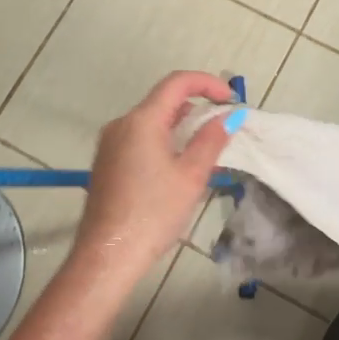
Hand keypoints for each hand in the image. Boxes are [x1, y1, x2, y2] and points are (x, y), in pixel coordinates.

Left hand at [71, 71, 239, 281]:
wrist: (108, 256)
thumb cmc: (153, 213)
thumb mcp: (191, 176)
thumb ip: (211, 140)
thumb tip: (227, 117)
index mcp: (141, 121)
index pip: (177, 83)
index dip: (208, 83)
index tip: (231, 101)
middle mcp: (121, 124)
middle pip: (163, 100)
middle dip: (197, 106)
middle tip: (223, 126)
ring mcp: (110, 144)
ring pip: (151, 121)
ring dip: (181, 125)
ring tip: (206, 148)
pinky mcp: (106, 162)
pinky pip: (139, 138)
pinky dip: (163, 139)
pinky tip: (178, 164)